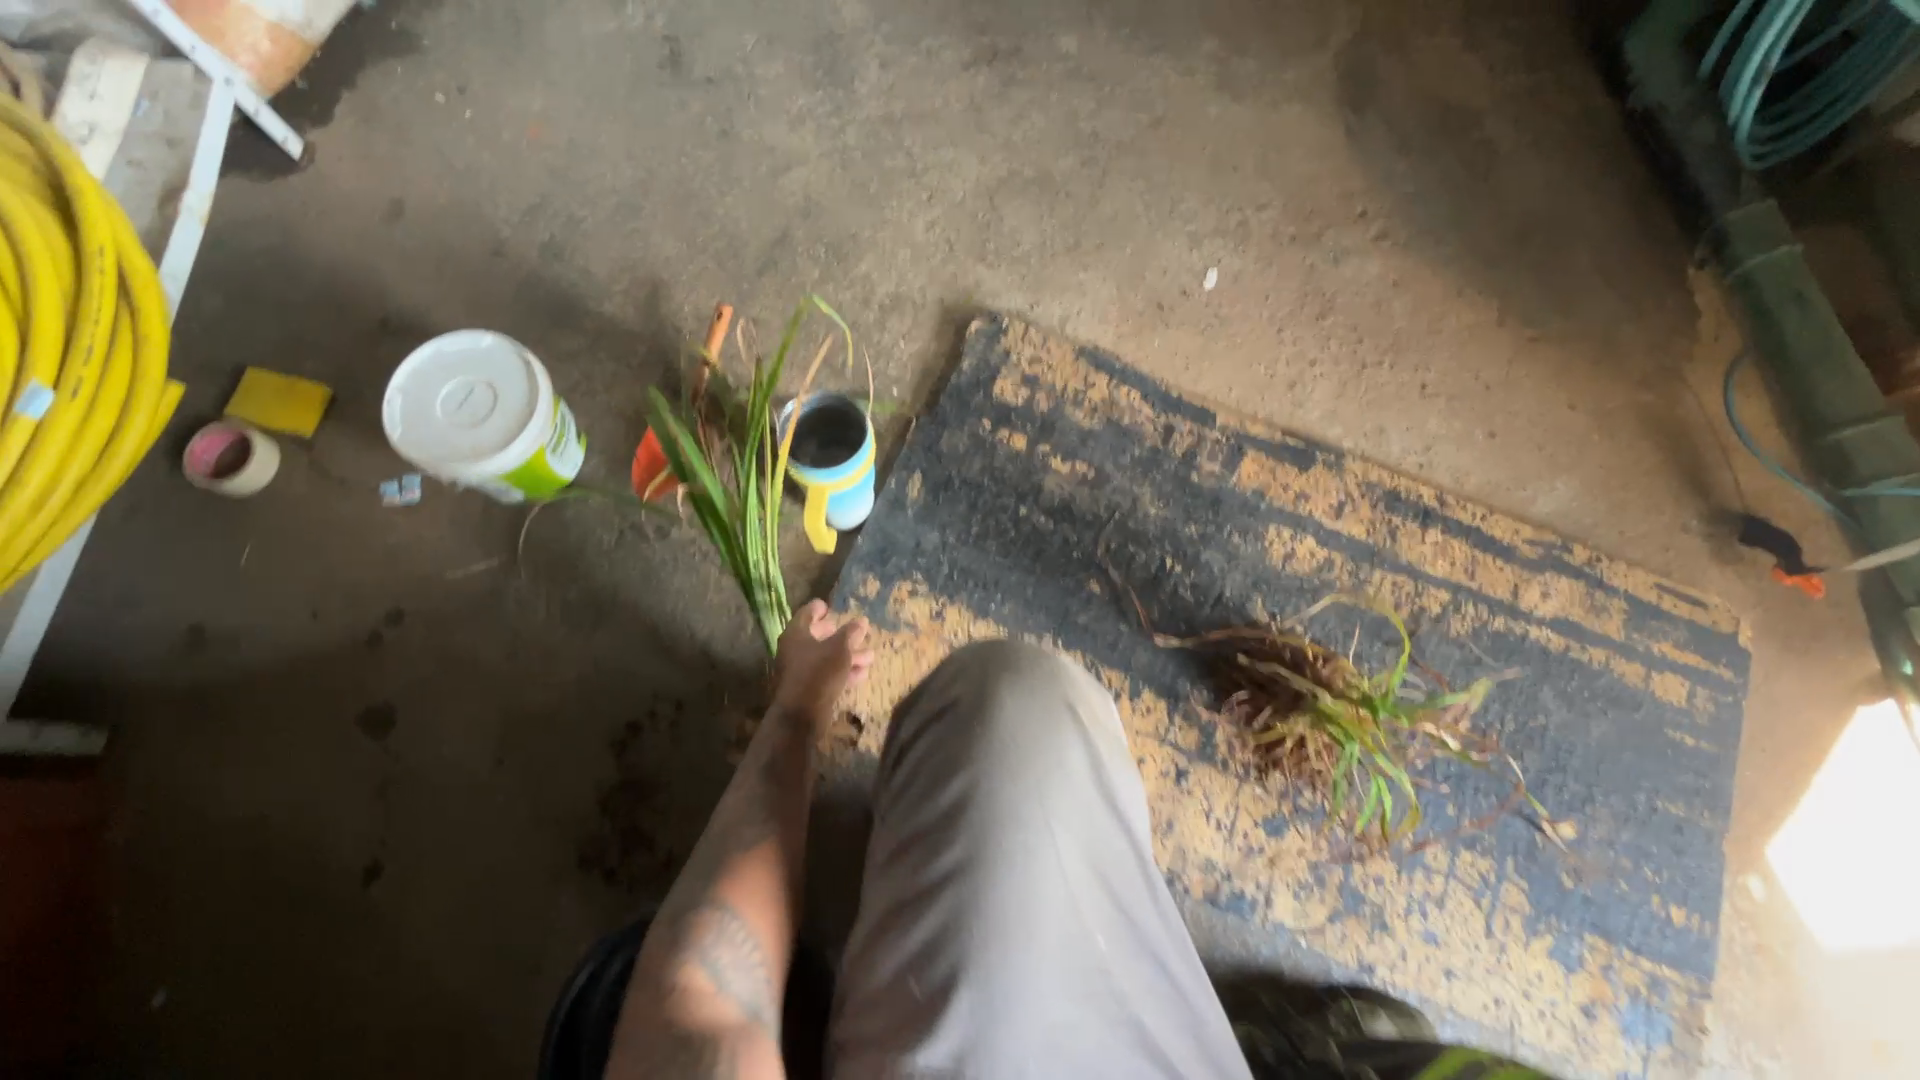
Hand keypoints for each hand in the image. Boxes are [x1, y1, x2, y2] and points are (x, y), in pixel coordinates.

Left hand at [771, 600, 872, 727]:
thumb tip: (861, 621)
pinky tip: (862, 674)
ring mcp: (800, 670)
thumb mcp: (839, 649)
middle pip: (817, 636)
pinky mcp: (808, 688)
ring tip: (870, 656)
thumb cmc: (819, 672)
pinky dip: (843, 672)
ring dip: (847, 655)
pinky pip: (826, 674)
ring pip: (825, 657)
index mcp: (796, 634)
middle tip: (851, 630)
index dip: (818, 609)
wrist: (802, 714)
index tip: (829, 606)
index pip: (806, 614)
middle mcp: (794, 650)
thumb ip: (850, 633)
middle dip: (837, 634)